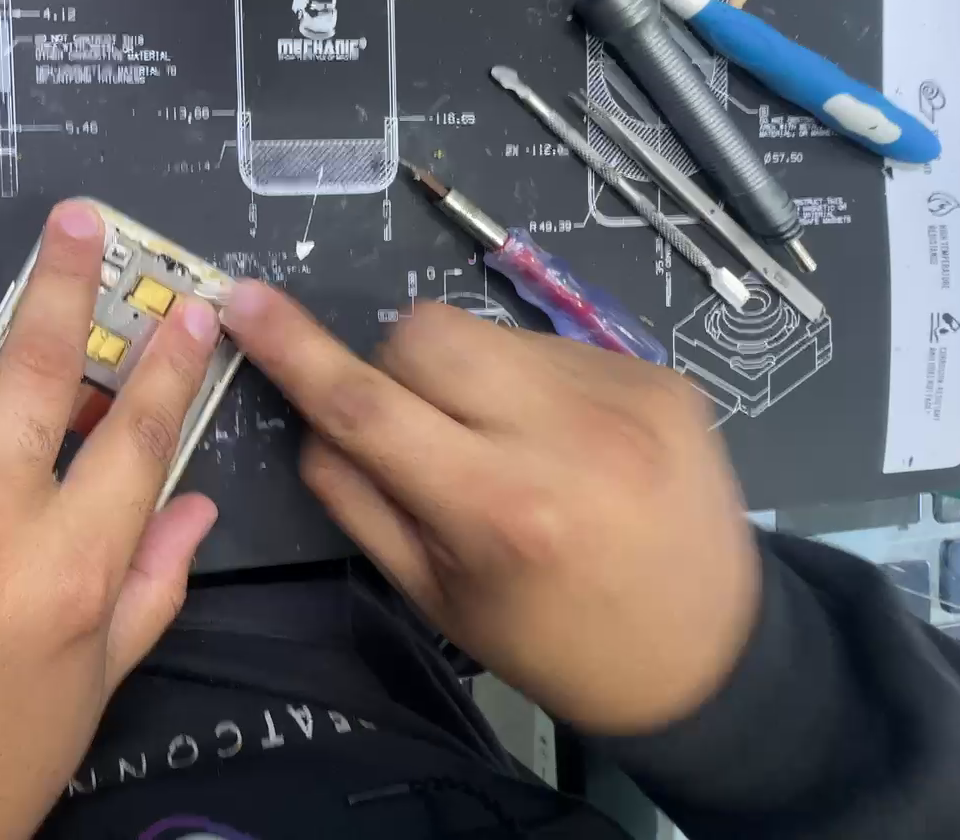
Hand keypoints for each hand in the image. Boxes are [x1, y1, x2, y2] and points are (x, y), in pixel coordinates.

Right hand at [221, 284, 760, 735]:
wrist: (716, 659)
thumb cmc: (543, 635)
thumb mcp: (423, 590)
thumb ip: (349, 493)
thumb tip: (312, 412)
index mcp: (496, 508)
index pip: (364, 407)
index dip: (293, 348)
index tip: (243, 300)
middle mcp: (566, 435)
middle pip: (420, 333)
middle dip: (391, 367)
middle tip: (419, 427)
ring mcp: (624, 392)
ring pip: (473, 329)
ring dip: (455, 372)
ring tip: (498, 435)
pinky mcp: (658, 371)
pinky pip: (533, 340)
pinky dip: (514, 378)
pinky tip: (553, 433)